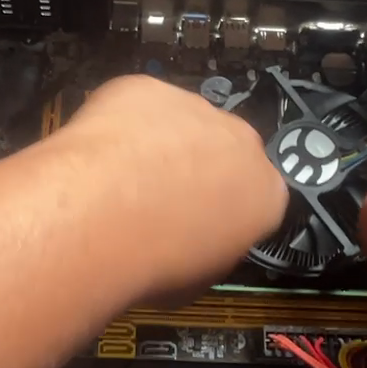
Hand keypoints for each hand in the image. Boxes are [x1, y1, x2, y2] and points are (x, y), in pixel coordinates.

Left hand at [50, 75, 286, 297]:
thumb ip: (211, 248)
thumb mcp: (199, 279)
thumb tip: (195, 247)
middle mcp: (239, 143)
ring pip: (181, 122)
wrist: (100, 216)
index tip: (204, 219)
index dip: (227, 209)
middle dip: (199, 169)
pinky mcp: (148, 88)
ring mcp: (194, 108)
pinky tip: (105, 155)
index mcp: (266, 193)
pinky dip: (123, 122)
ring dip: (160, 144)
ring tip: (124, 180)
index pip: (258, 196)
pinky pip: (138, 103)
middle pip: (225, 150)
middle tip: (161, 200)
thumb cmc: (152, 256)